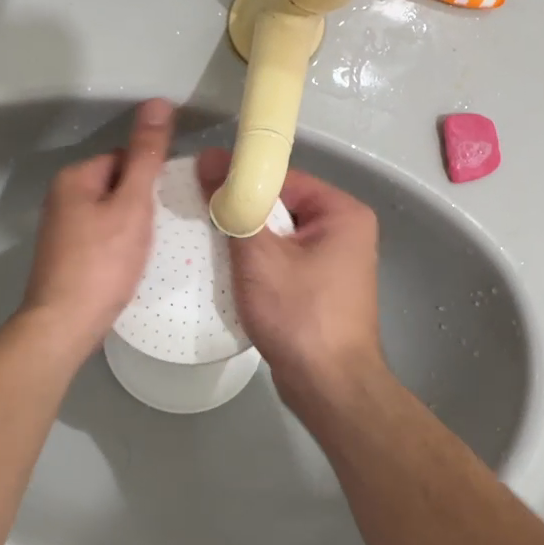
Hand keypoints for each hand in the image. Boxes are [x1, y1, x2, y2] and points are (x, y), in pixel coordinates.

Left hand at [19, 98, 172, 360]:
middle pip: (116, 188)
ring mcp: (59, 231)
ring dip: (130, 231)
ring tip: (142, 254)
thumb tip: (158, 102)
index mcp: (73, 178)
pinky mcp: (64, 259)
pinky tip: (125, 270)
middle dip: (140, 206)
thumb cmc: (102, 263)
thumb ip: (146, 156)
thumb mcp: (132, 204)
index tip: (164, 206)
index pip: (124, 159)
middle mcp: (59, 199)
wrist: (64, 323)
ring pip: (109, 217)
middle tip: (155, 234)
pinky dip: (116, 251)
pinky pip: (100, 242)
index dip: (149, 180)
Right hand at [196, 148, 387, 414]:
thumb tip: (207, 159)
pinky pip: (281, 267)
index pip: (282, 180)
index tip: (201, 191)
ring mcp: (333, 265)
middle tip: (199, 224)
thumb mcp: (259, 257)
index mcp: (342, 212)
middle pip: (279, 209)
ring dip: (243, 247)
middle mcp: (344, 232)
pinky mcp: (318, 293)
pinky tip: (228, 280)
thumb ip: (233, 207)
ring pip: (277, 241)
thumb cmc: (299, 315)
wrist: (327, 385)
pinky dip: (255, 271)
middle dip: (239, 218)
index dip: (240, 184)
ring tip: (206, 252)